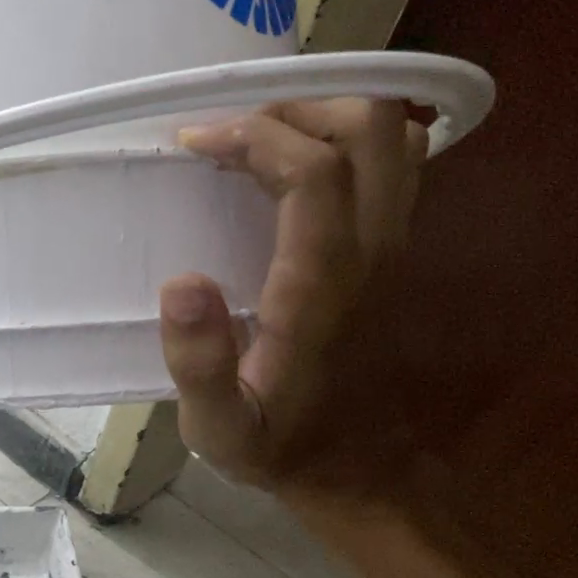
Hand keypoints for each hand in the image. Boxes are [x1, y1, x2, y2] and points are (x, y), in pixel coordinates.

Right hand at [160, 99, 427, 514]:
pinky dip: (349, 142)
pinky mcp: (395, 251)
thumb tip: (181, 283)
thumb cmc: (279, 446)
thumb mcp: (219, 429)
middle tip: (230, 132)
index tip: (194, 141)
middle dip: (295, 107)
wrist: (358, 469)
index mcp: (323, 286)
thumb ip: (198, 364)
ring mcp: (395, 246)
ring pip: (392, 138)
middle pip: (369, 129)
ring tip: (259, 141)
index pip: (313, 170)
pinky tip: (297, 168)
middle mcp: (374, 251)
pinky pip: (394, 166)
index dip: (254, 135)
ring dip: (325, 118)